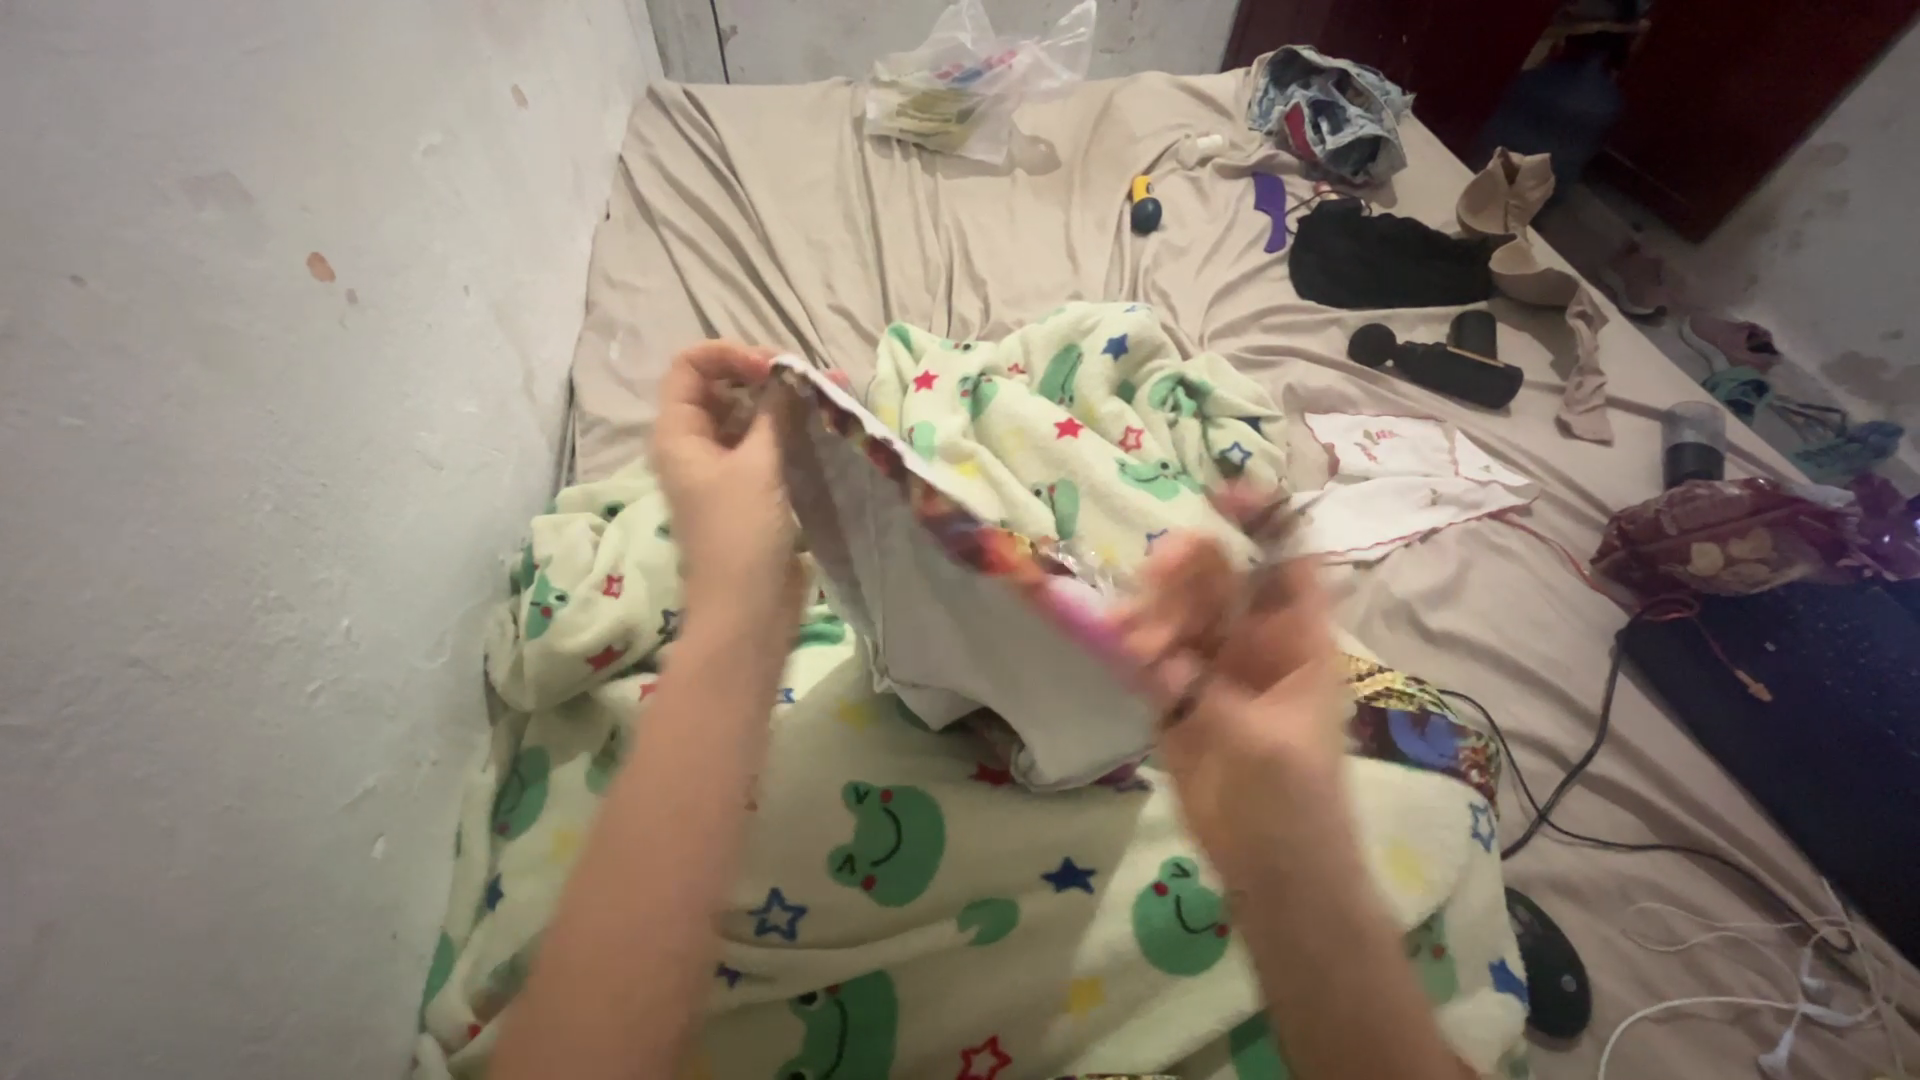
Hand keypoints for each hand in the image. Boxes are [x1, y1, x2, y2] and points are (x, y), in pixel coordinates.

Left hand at [651, 341, 801, 622]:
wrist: (748, 608)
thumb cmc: (742, 534)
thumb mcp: (758, 465)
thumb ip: (775, 412)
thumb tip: (793, 372)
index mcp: (677, 433)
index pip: (691, 365)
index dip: (730, 355)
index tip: (775, 368)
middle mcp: (695, 443)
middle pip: (722, 386)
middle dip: (764, 375)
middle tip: (809, 378)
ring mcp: (723, 467)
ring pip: (748, 415)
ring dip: (783, 402)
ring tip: (828, 393)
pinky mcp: (750, 488)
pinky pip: (766, 443)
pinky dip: (790, 430)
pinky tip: (824, 423)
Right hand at [1115, 498, 1350, 885]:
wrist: (1272, 869)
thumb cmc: (1295, 805)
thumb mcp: (1265, 746)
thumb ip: (1211, 696)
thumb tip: (1160, 659)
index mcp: (1298, 640)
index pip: (1286, 561)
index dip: (1264, 520)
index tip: (1221, 495)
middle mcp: (1252, 640)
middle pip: (1217, 576)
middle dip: (1186, 568)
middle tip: (1154, 577)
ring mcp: (1209, 664)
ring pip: (1175, 607)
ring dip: (1152, 609)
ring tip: (1135, 642)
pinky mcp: (1172, 692)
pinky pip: (1147, 648)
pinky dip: (1131, 641)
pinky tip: (1117, 645)